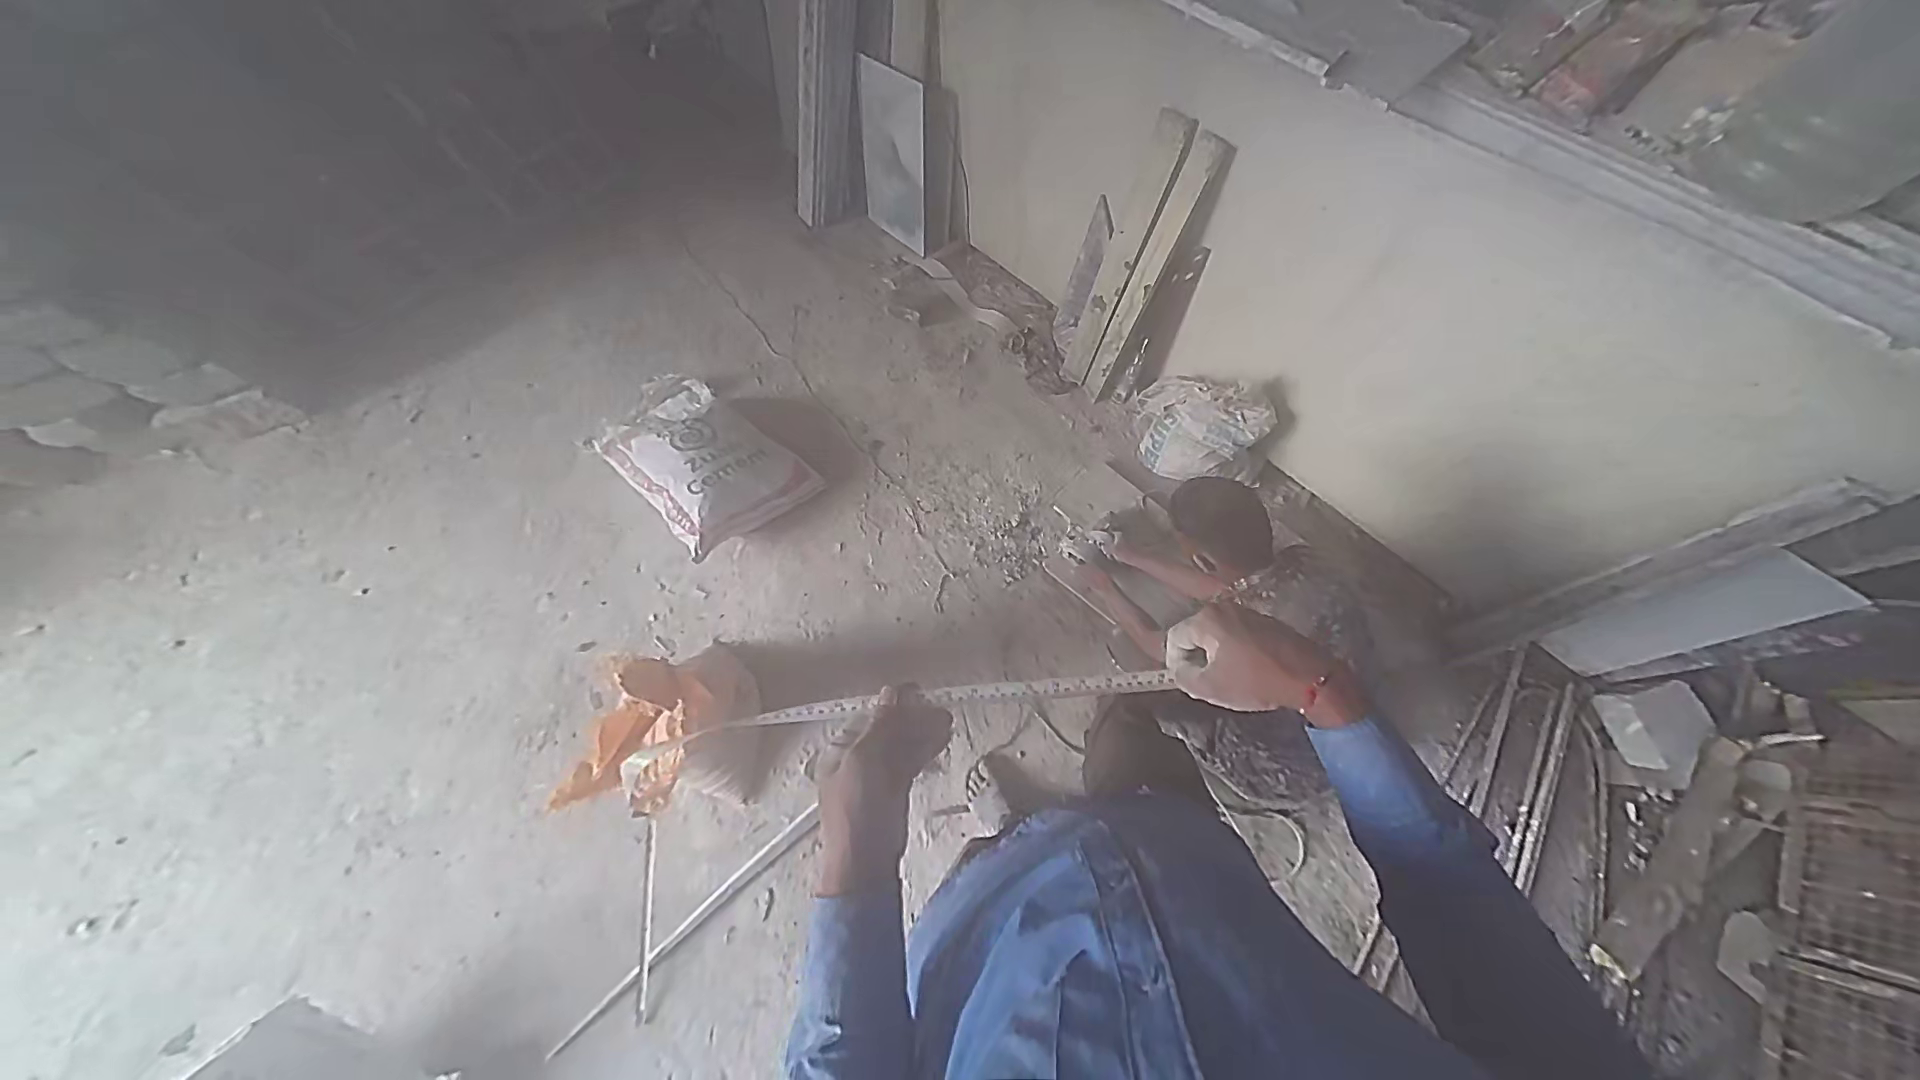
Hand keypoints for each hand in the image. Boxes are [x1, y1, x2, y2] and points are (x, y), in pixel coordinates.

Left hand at [815, 685, 952, 895]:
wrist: (864, 865)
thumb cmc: (856, 811)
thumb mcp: (864, 761)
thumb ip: (880, 727)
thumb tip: (892, 692)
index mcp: (841, 749)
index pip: (871, 717)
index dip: (896, 704)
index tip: (920, 694)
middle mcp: (857, 758)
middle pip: (889, 729)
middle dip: (915, 719)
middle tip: (941, 713)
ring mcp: (877, 775)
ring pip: (903, 744)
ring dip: (924, 732)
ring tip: (946, 724)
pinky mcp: (894, 789)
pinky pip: (910, 761)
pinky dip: (925, 749)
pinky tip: (941, 739)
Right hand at [1165, 602, 1365, 727]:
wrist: (1313, 678)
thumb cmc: (1257, 681)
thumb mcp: (1210, 688)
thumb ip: (1182, 677)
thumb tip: (1179, 669)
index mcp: (1207, 619)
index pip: (1174, 638)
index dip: (1175, 662)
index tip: (1188, 680)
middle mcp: (1224, 608)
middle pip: (1194, 632)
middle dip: (1195, 657)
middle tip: (1205, 680)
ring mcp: (1246, 612)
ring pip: (1215, 633)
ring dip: (1214, 653)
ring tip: (1226, 676)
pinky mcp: (1264, 621)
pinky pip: (1236, 632)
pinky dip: (1233, 649)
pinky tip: (1246, 668)